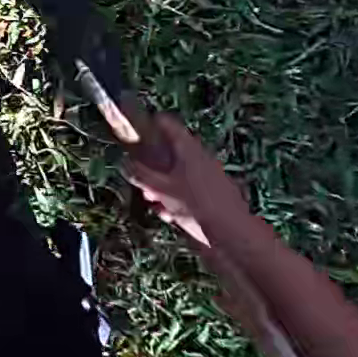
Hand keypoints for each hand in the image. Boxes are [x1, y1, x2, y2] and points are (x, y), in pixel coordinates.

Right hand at [126, 114, 258, 248]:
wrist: (234, 233)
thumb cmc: (195, 203)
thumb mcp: (159, 188)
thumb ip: (139, 174)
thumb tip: (123, 164)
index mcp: (187, 148)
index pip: (165, 123)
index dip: (147, 123)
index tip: (133, 131)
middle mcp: (199, 157)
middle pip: (169, 150)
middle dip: (151, 163)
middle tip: (139, 175)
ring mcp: (209, 175)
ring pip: (177, 171)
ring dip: (161, 183)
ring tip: (151, 199)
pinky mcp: (214, 194)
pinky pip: (188, 188)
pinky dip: (176, 196)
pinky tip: (169, 214)